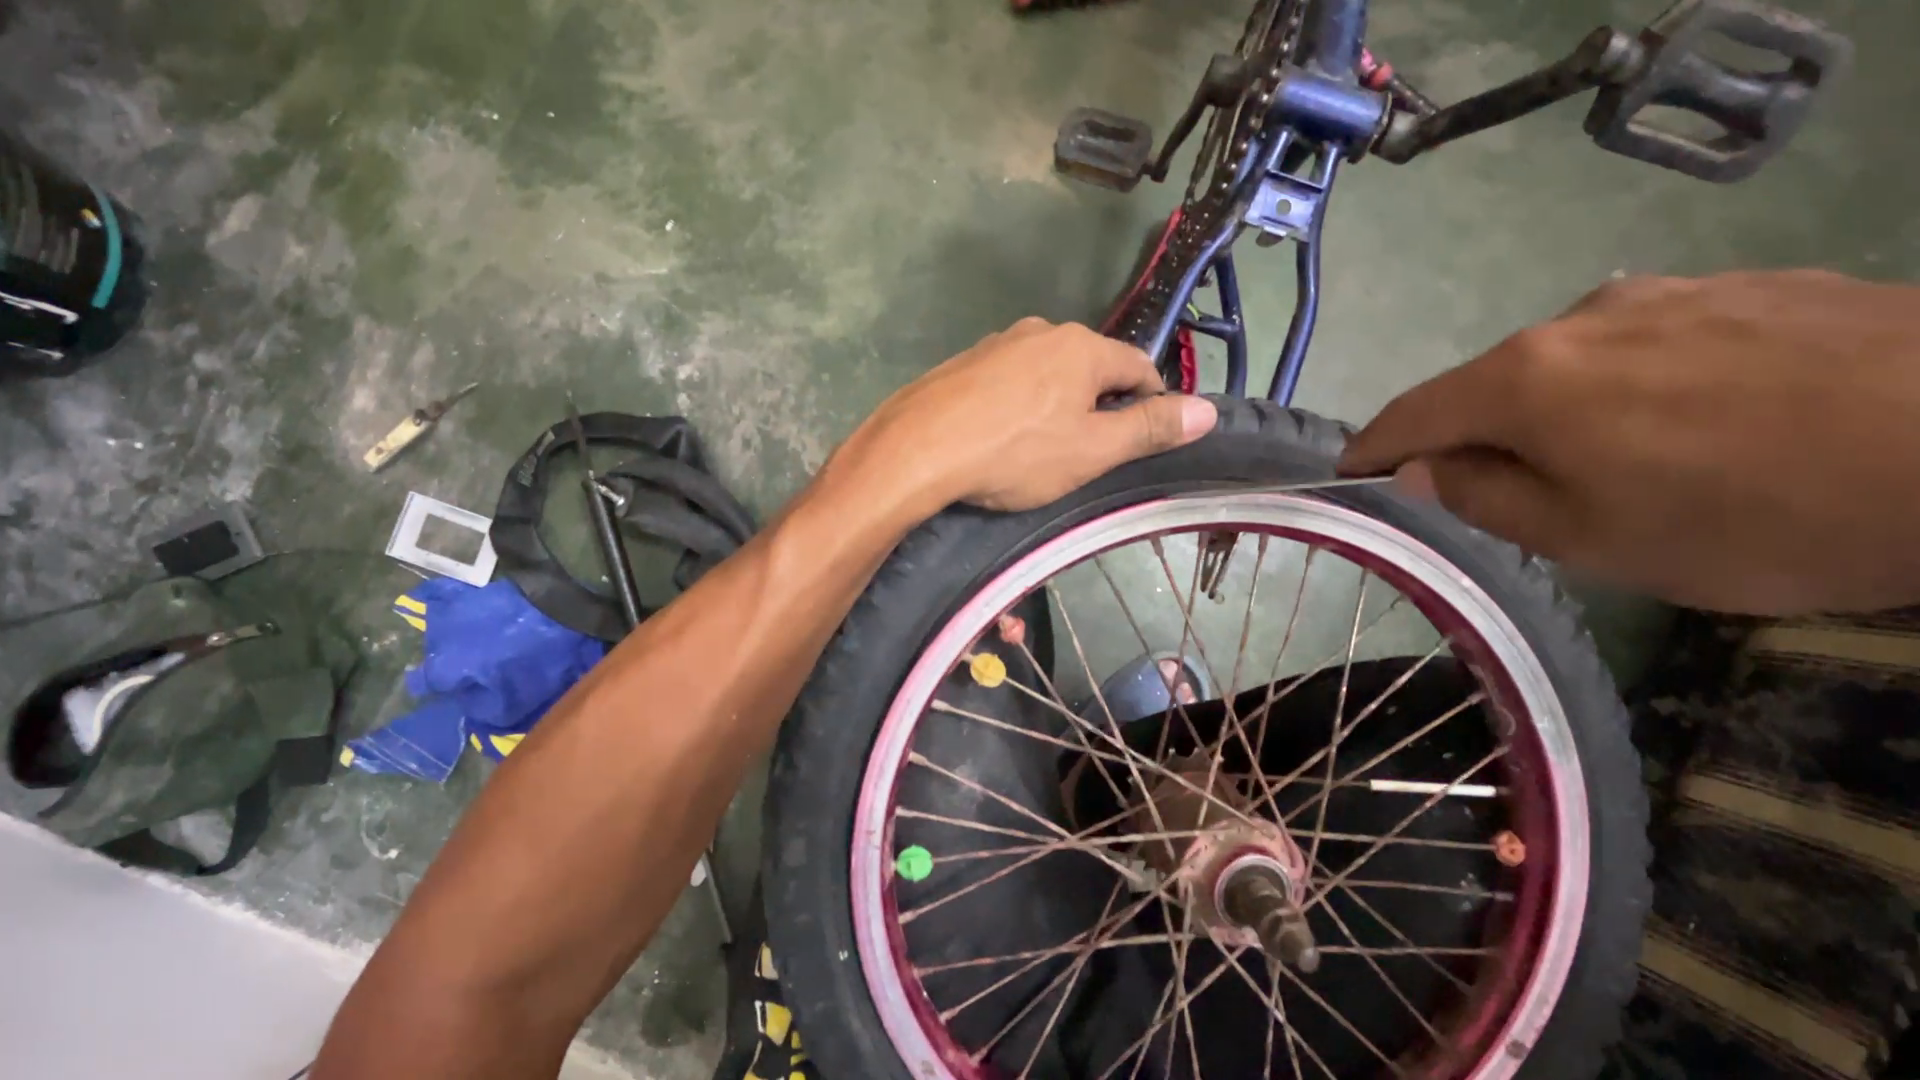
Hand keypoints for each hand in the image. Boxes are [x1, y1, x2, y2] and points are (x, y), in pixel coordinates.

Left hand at [833, 318, 1217, 514]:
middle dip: (1102, 403)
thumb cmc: (1015, 453)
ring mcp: (998, 343)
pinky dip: (1021, 404)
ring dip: (1060, 403)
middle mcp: (1043, 331)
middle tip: (1089, 453)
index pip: (1141, 366)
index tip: (1139, 441)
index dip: (1151, 404)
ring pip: (1050, 372)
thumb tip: (1207, 409)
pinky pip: (1012, 380)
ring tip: (1043, 449)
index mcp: (1083, 347)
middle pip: (1094, 365)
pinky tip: (1003, 437)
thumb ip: (1149, 428)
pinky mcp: (964, 363)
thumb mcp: (1092, 450)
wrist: (917, 450)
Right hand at [1339, 271, 1919, 614]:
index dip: (1372, 446)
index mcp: (1526, 380)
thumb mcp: (1594, 539)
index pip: (1412, 412)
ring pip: (1574, 360)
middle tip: (1503, 495)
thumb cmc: (1754, 516)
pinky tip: (1701, 423)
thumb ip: (1488, 498)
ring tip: (1618, 463)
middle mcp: (1580, 318)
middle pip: (1492, 383)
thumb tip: (1424, 469)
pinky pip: (1652, 342)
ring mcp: (1667, 294)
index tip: (1350, 475)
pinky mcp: (1748, 287)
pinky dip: (1636, 384)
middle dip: (1476, 435)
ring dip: (1561, 409)